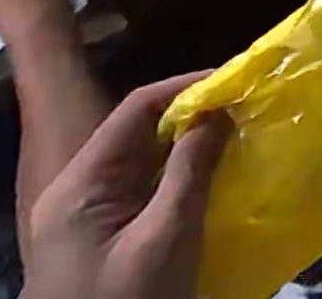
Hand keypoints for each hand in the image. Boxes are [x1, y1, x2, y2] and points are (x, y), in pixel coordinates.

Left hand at [22, 73, 230, 298]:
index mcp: (81, 184)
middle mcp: (80, 189)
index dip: (186, 87)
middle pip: (140, 130)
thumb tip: (219, 109)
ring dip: (191, 142)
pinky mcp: (106, 235)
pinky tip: (215, 170)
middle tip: (241, 107)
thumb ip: (191, 167)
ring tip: (236, 131)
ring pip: (147, 156)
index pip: (137, 109)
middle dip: (193, 114)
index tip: (232, 83)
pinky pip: (148, 185)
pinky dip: (182, 171)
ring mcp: (91, 214)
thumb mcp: (165, 237)